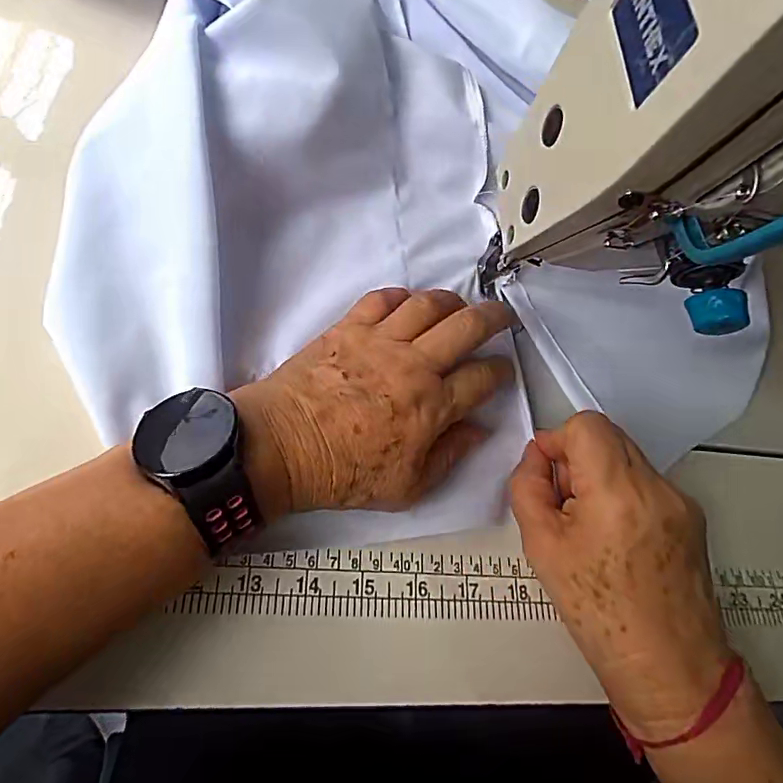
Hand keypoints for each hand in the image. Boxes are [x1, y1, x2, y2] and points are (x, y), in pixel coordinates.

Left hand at [233, 288, 515, 515]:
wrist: (282, 445)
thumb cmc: (341, 472)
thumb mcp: (406, 487)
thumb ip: (448, 457)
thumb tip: (477, 431)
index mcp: (432, 408)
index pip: (482, 378)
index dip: (499, 371)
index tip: (500, 370)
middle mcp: (412, 367)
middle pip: (466, 327)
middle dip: (493, 319)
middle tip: (500, 317)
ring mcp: (378, 343)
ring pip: (427, 305)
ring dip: (450, 301)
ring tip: (457, 306)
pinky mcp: (346, 330)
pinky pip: (380, 299)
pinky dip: (399, 295)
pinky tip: (405, 303)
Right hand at [508, 411, 732, 739]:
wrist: (667, 666)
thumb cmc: (600, 613)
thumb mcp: (540, 545)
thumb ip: (528, 488)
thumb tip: (536, 460)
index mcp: (619, 492)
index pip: (587, 426)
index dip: (556, 442)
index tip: (545, 474)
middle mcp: (658, 488)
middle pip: (607, 437)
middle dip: (575, 458)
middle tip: (560, 503)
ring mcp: (681, 502)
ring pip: (625, 459)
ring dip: (597, 476)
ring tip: (585, 527)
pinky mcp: (691, 518)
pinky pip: (644, 483)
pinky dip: (619, 494)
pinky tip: (610, 539)